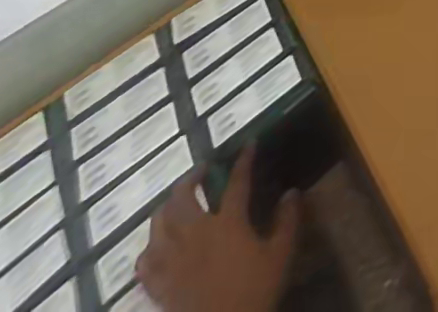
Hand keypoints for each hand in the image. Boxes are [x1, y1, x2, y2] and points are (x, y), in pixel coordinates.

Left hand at [137, 146, 299, 311]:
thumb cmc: (254, 294)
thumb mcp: (279, 257)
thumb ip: (287, 223)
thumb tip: (292, 193)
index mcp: (227, 223)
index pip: (237, 182)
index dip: (244, 161)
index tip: (249, 144)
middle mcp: (196, 233)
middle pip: (183, 196)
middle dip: (190, 178)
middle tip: (201, 173)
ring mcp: (173, 258)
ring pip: (158, 223)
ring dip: (166, 208)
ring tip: (176, 204)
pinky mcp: (160, 284)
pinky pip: (145, 261)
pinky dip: (150, 249)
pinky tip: (157, 248)